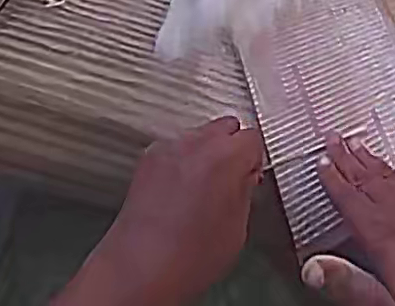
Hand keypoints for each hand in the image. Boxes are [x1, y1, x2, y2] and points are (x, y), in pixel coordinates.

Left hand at [58, 117, 266, 305]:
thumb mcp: (236, 230)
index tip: (250, 174)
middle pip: (226, 126)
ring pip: (200, 135)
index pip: (253, 137)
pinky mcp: (151, 154)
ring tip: (198, 189)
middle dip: (231, 147)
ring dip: (204, 153)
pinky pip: (175, 146)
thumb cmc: (189, 256)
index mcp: (228, 156)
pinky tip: (176, 190)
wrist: (141, 266)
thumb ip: (245, 191)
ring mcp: (173, 145)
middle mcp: (200, 141)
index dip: (253, 158)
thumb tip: (245, 178)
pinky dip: (180, 160)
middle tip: (228, 178)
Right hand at [320, 123, 394, 305]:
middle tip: (331, 136)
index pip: (348, 199)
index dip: (332, 179)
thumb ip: (351, 283)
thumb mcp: (389, 304)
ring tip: (355, 138)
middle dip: (346, 156)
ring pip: (390, 169)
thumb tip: (313, 268)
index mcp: (383, 234)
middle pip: (366, 177)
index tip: (319, 161)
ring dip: (371, 154)